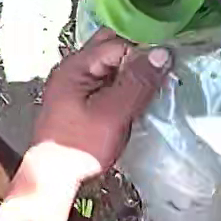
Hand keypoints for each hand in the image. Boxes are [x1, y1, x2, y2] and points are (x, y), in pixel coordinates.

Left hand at [26, 30, 171, 182]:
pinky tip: (139, 92)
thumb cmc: (80, 145)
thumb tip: (163, 53)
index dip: (144, 48)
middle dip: (138, 52)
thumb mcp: (113, 114)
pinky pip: (106, 79)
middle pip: (111, 46)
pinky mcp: (80, 98)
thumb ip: (137, 82)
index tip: (169, 59)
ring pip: (110, 63)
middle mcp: (73, 68)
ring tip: (158, 76)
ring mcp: (75, 83)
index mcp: (77, 65)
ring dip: (132, 67)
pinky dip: (123, 81)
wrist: (51, 178)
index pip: (118, 42)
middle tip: (165, 64)